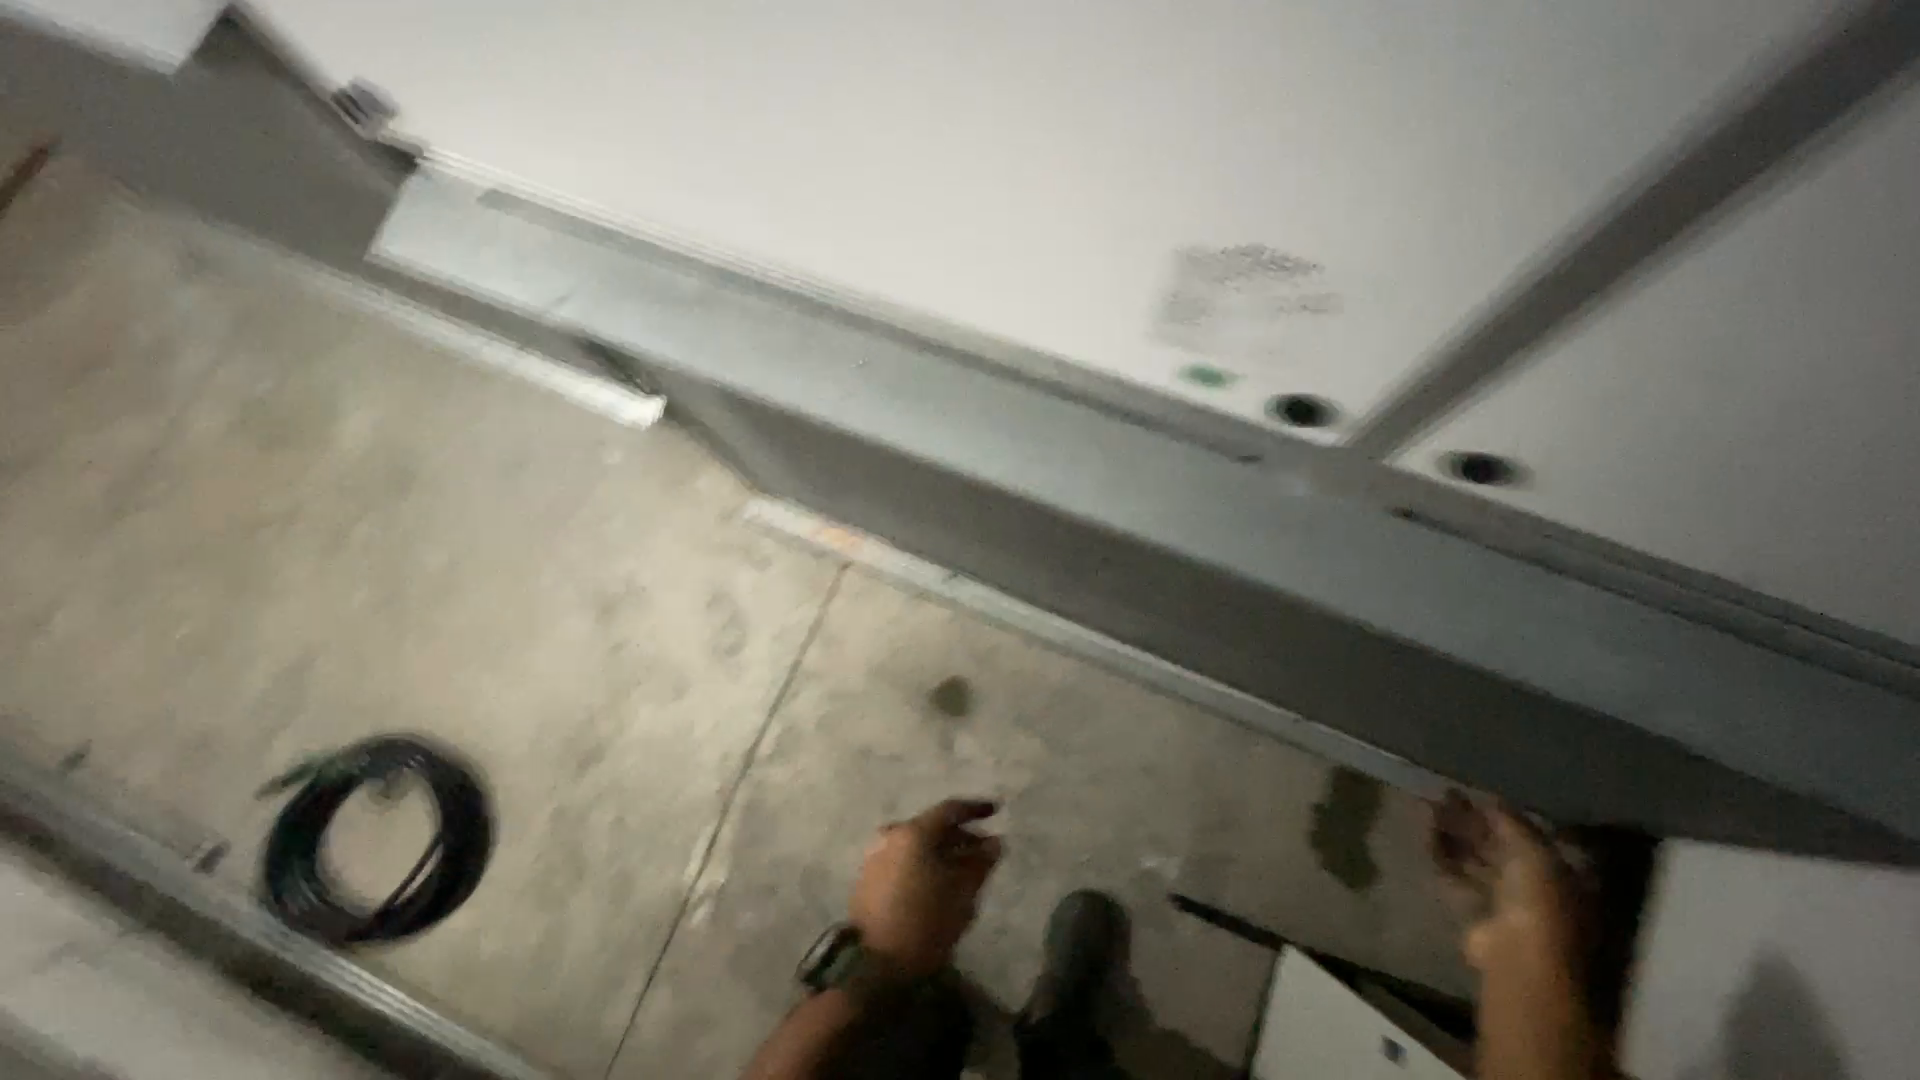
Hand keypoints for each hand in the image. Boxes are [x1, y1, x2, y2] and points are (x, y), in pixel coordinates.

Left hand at [849, 798, 1003, 978]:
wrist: (874, 963)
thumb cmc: (925, 924)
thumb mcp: (962, 894)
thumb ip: (980, 863)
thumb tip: (994, 842)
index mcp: (914, 833)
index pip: (950, 810)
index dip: (975, 809)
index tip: (995, 811)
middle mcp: (892, 836)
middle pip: (932, 827)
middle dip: (960, 836)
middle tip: (983, 849)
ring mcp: (876, 855)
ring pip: (917, 844)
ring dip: (942, 851)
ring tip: (964, 868)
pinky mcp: (868, 876)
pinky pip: (903, 858)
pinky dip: (924, 862)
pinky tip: (939, 880)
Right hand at [1431, 794, 1584, 974]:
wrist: (1520, 956)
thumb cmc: (1540, 900)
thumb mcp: (1534, 852)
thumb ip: (1511, 822)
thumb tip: (1488, 796)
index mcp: (1559, 870)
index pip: (1529, 833)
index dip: (1502, 812)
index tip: (1476, 792)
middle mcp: (1535, 883)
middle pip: (1499, 844)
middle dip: (1472, 820)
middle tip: (1444, 794)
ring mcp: (1505, 899)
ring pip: (1476, 858)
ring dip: (1454, 834)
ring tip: (1430, 808)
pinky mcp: (1477, 912)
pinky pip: (1458, 875)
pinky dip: (1443, 856)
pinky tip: (1427, 835)